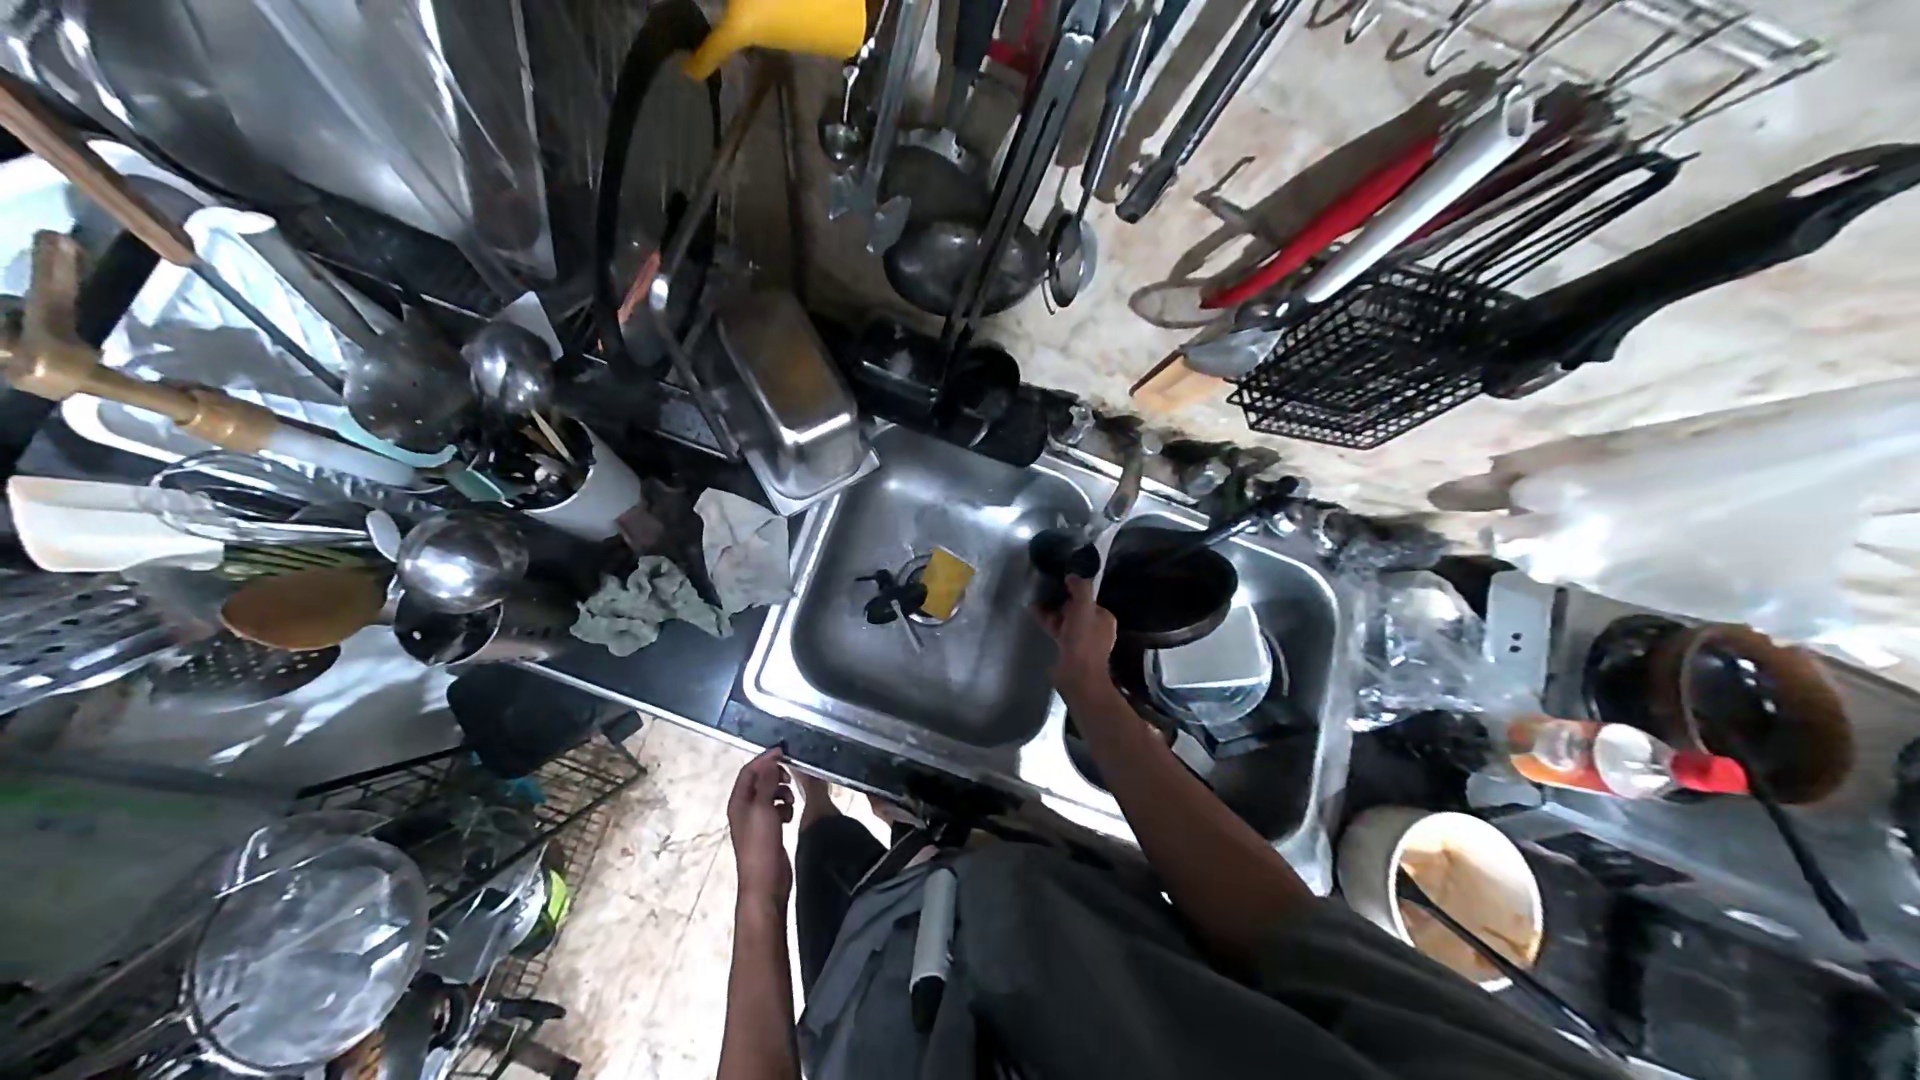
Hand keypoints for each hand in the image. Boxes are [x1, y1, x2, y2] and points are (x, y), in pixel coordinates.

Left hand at [728, 746, 793, 908]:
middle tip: (790, 776)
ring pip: (769, 795)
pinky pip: (776, 810)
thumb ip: (766, 783)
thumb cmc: (761, 845)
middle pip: (759, 781)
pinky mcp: (768, 831)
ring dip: (781, 791)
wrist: (765, 883)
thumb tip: (770, 761)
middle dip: (775, 775)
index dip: (765, 759)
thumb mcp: (762, 809)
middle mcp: (744, 809)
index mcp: (738, 802)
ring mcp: (756, 821)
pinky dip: (784, 807)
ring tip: (791, 799)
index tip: (784, 752)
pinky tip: (790, 814)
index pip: (749, 771)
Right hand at [1034, 575, 1116, 695]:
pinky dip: (1049, 623)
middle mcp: (1096, 629)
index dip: (1073, 593)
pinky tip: (1035, 615)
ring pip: (1065, 621)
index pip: (1088, 600)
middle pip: (1076, 609)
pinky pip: (1058, 631)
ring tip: (1034, 603)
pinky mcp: (1069, 651)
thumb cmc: (1084, 640)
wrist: (1078, 676)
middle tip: (1044, 596)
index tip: (1059, 587)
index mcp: (1105, 618)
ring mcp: (1082, 641)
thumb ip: (1080, 589)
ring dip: (1051, 612)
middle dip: (1059, 603)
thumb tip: (1073, 575)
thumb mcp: (1084, 608)